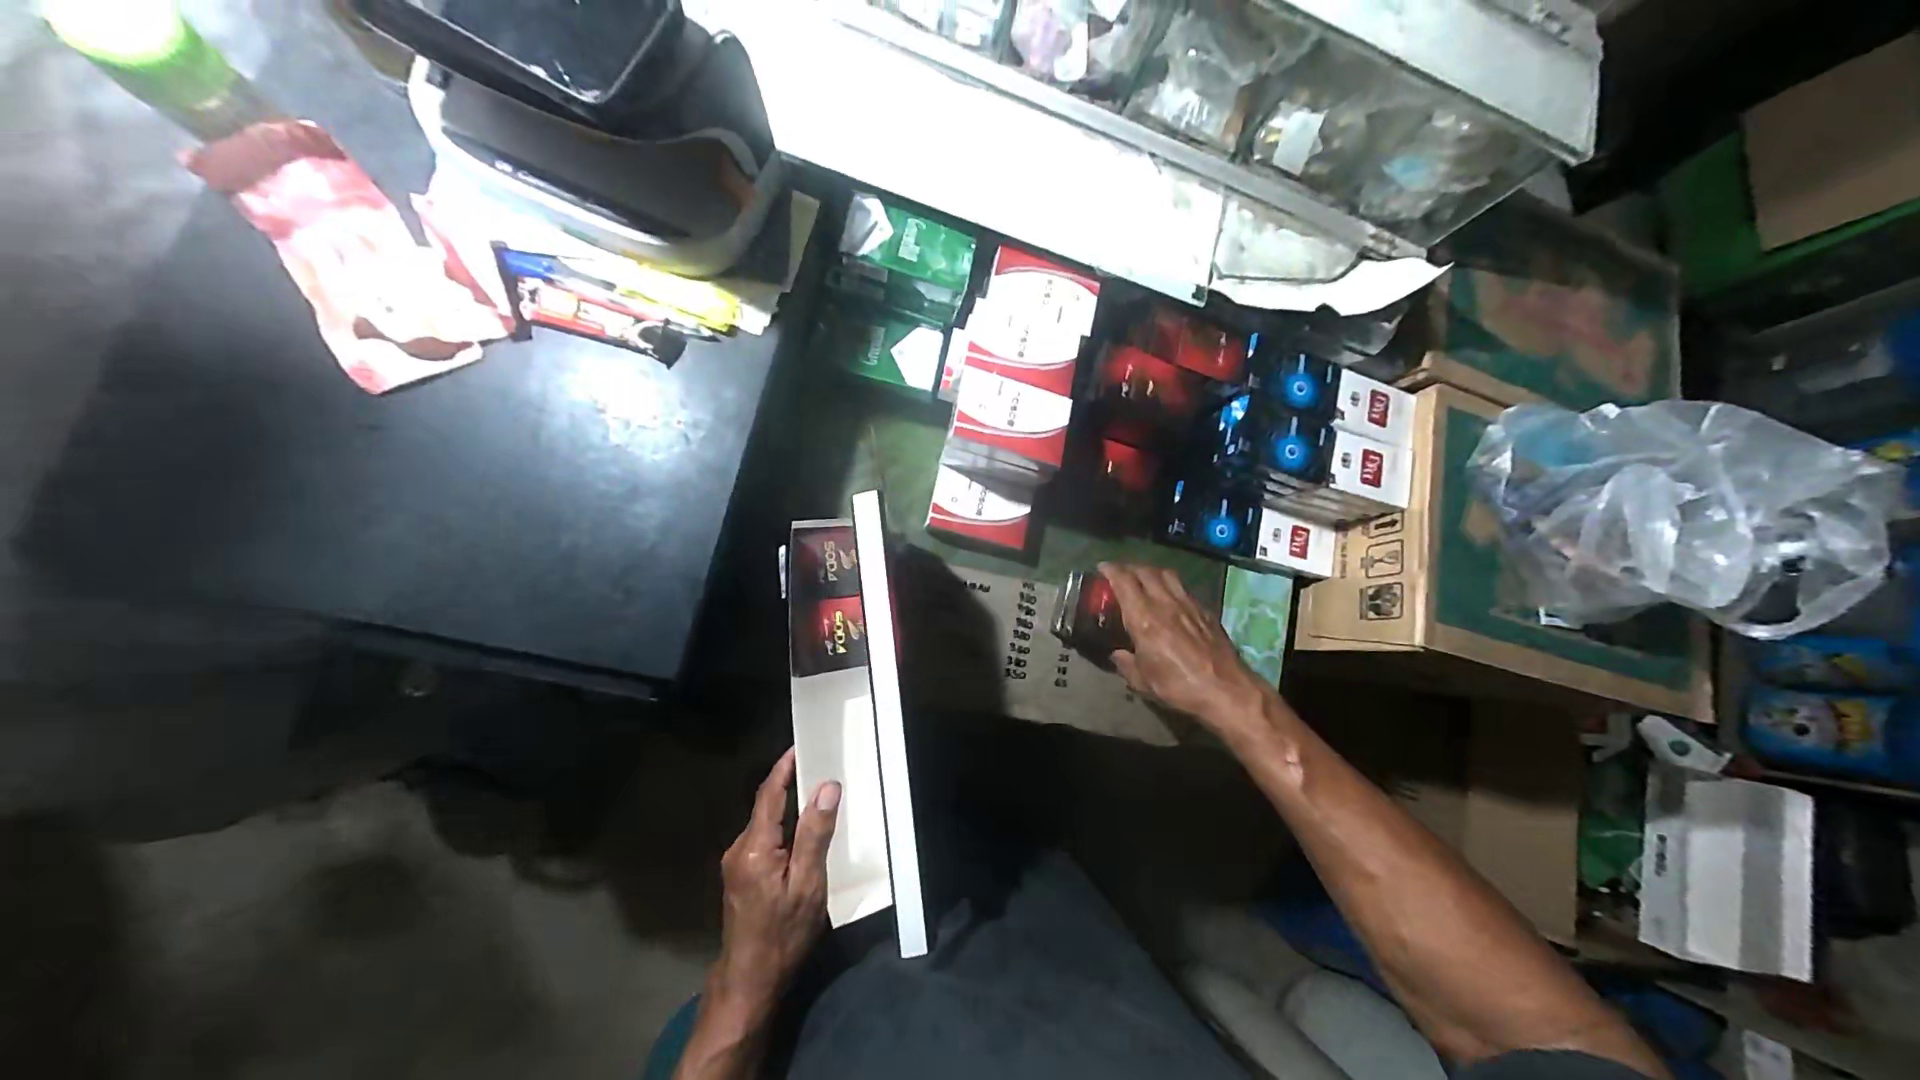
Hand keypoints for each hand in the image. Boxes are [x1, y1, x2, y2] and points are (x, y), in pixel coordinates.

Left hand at [711, 749, 840, 1011]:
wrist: (749, 981)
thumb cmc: (783, 934)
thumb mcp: (808, 885)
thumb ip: (815, 834)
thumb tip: (827, 787)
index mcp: (753, 846)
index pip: (769, 794)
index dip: (784, 768)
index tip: (799, 746)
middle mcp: (738, 848)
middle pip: (765, 806)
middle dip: (789, 784)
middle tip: (818, 766)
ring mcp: (735, 863)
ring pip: (764, 823)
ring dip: (787, 806)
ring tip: (816, 795)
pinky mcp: (739, 876)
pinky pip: (763, 839)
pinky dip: (783, 827)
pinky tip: (802, 833)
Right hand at [1098, 562, 1272, 739]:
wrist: (1225, 690)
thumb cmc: (1178, 687)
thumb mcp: (1142, 681)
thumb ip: (1125, 663)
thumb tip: (1117, 654)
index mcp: (1144, 618)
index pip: (1124, 581)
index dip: (1110, 570)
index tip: (1102, 568)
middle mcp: (1165, 603)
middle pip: (1145, 571)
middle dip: (1129, 568)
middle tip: (1120, 574)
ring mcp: (1187, 604)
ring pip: (1166, 574)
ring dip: (1151, 571)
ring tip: (1144, 579)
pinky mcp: (1204, 610)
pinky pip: (1182, 588)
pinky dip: (1170, 585)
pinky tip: (1168, 597)